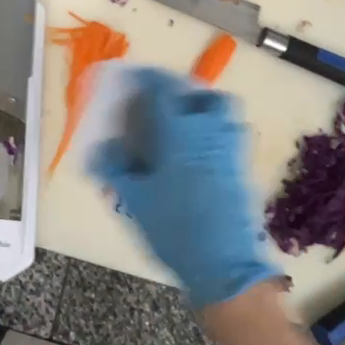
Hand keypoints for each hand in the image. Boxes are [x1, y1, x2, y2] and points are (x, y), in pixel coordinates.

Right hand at [90, 68, 278, 308]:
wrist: (224, 266)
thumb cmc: (173, 227)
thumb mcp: (134, 198)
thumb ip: (116, 168)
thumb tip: (102, 150)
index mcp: (181, 131)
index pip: (162, 89)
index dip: (145, 79)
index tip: (131, 78)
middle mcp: (212, 133)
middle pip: (206, 96)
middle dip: (183, 94)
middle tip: (162, 106)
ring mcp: (232, 152)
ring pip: (223, 116)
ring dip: (201, 114)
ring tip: (177, 131)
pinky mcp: (242, 172)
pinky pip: (228, 140)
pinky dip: (211, 138)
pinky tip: (191, 160)